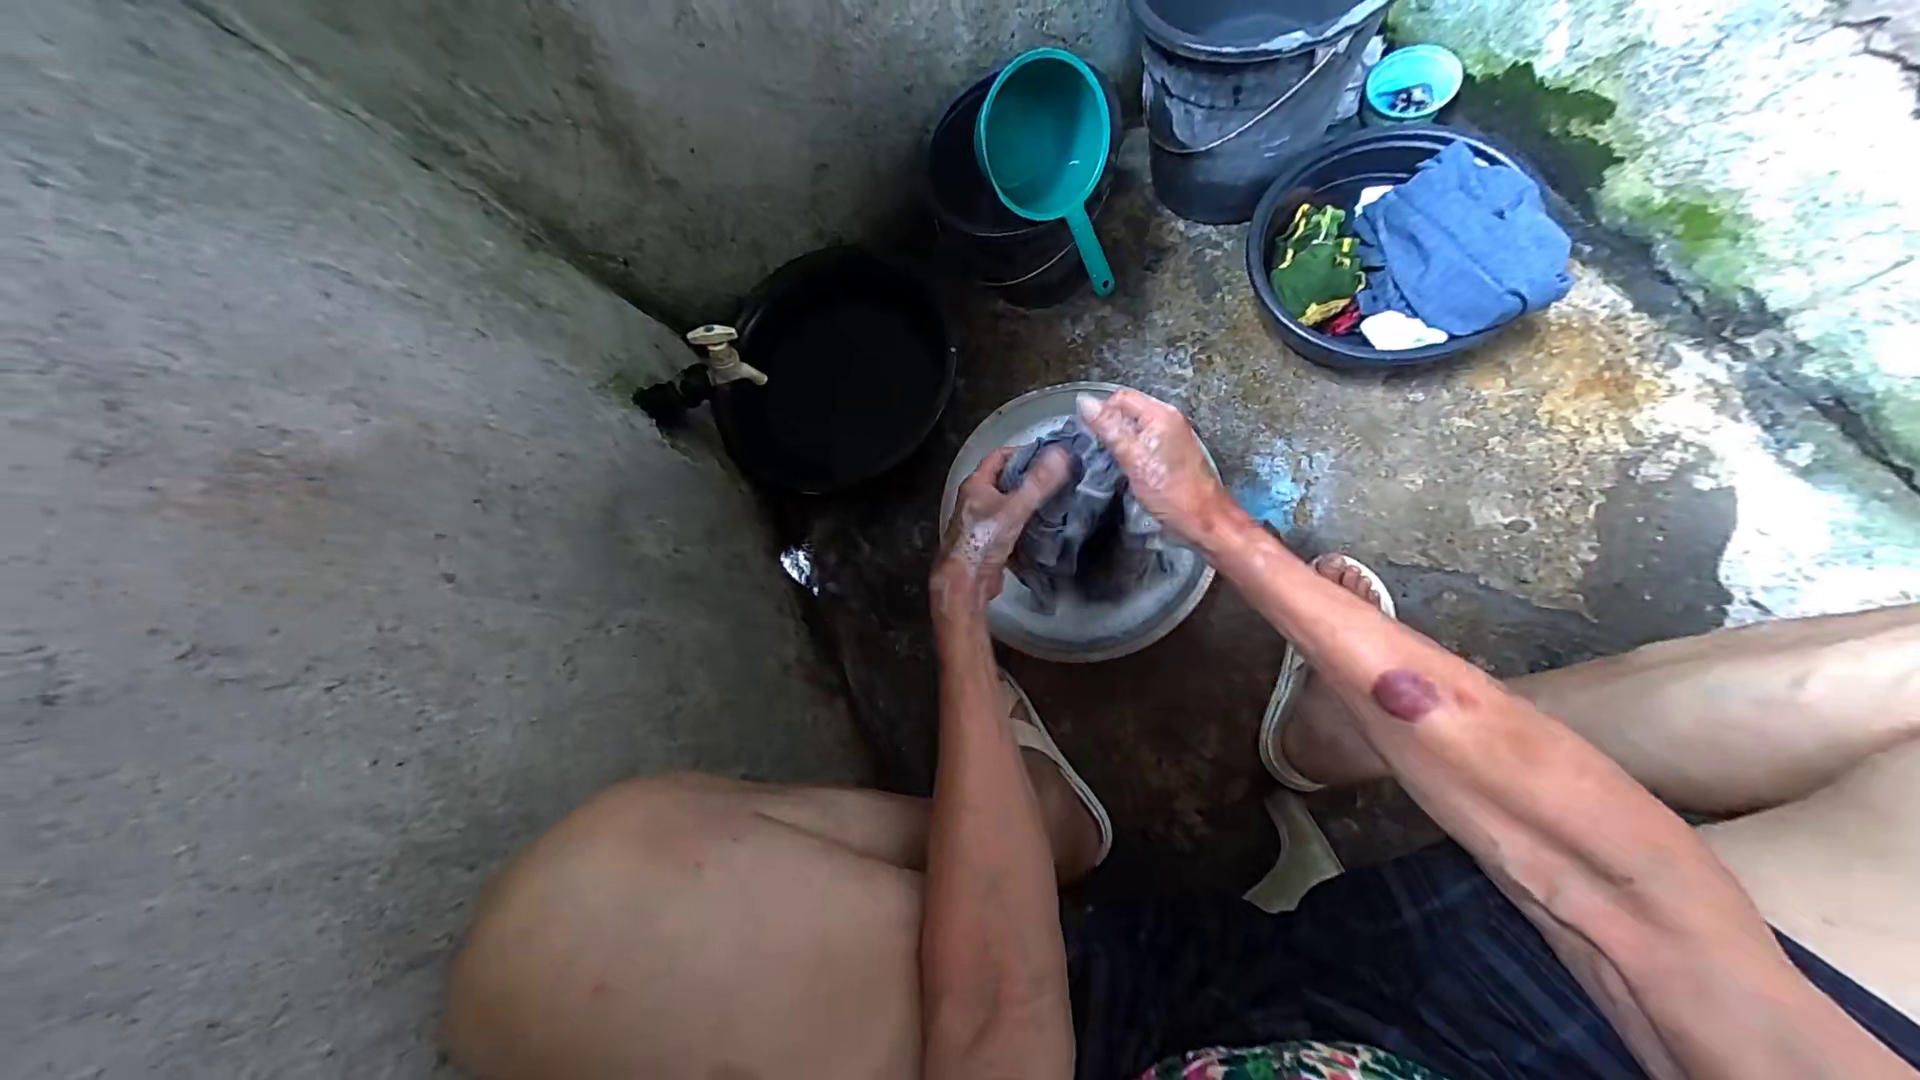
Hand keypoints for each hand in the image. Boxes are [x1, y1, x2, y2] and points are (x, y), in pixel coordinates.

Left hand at [931, 445, 1071, 621]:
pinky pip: (1008, 523)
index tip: (1046, 455)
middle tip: (1054, 476)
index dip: (1022, 452)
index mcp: (975, 485)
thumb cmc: (982, 541)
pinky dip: (1023, 521)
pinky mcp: (987, 541)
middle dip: (1027, 475)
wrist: (966, 582)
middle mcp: (974, 500)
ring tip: (1052, 498)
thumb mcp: (1015, 507)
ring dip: (1025, 499)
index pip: (999, 456)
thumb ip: (1039, 482)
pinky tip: (1041, 525)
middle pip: (1003, 479)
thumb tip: (1061, 454)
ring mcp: (979, 521)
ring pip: (1006, 502)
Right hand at [1076, 390, 1241, 543]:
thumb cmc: (1174, 493)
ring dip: (1119, 439)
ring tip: (1114, 460)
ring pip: (1134, 426)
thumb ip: (1109, 429)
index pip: (1120, 397)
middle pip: (1127, 410)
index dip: (1101, 412)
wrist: (1202, 518)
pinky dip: (1131, 450)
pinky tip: (1128, 468)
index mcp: (1161, 415)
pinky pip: (1143, 441)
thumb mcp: (1133, 458)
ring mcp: (1171, 436)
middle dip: (1109, 426)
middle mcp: (1169, 420)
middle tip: (1100, 449)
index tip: (1090, 434)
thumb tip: (1086, 404)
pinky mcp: (1170, 452)